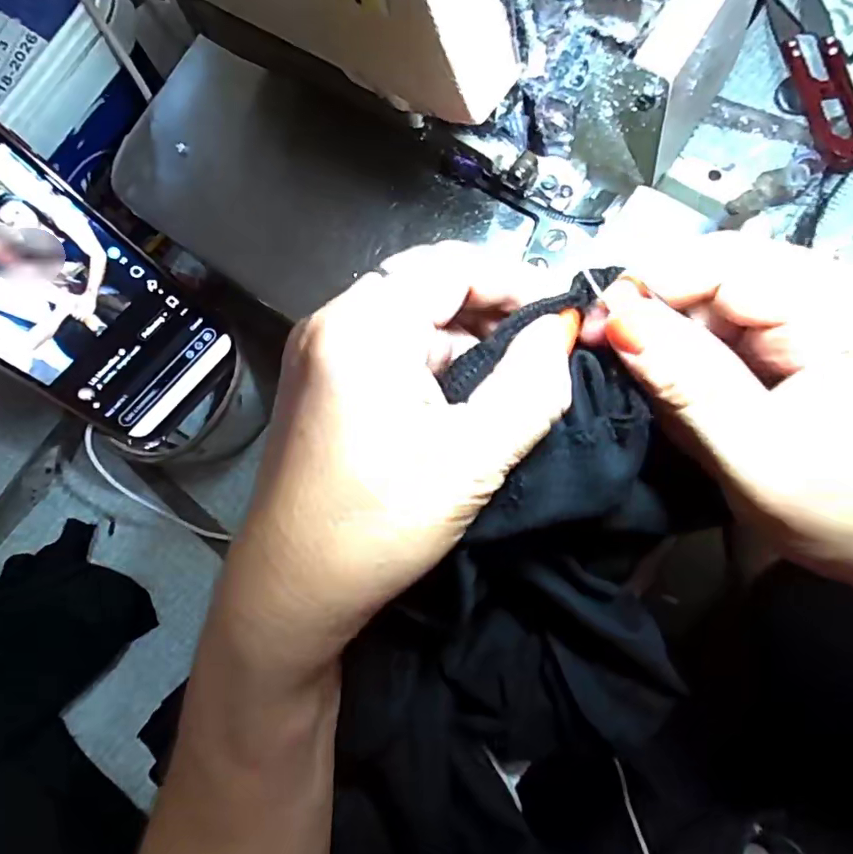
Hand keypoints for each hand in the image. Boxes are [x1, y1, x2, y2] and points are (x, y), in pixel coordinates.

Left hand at [219, 242, 579, 674]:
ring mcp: (320, 354)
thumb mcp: (473, 456)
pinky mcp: (320, 385)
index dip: (513, 281)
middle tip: (542, 350)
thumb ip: (531, 385)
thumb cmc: (379, 522)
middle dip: (490, 311)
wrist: (292, 589)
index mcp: (362, 325)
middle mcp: (330, 323)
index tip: (558, 319)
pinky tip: (463, 401)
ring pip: (409, 320)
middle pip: (426, 286)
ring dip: (464, 341)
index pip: (451, 264)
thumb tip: (560, 332)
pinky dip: (432, 365)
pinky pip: (388, 351)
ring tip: (512, 380)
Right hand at [586, 234, 852, 626]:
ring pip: (730, 307)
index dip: (652, 283)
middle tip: (613, 361)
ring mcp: (845, 319)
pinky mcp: (830, 346)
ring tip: (659, 389)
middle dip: (664, 316)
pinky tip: (697, 392)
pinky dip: (707, 359)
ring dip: (682, 342)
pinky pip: (747, 334)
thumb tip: (617, 318)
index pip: (731, 262)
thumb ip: (687, 386)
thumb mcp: (763, 461)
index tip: (595, 326)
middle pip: (729, 277)